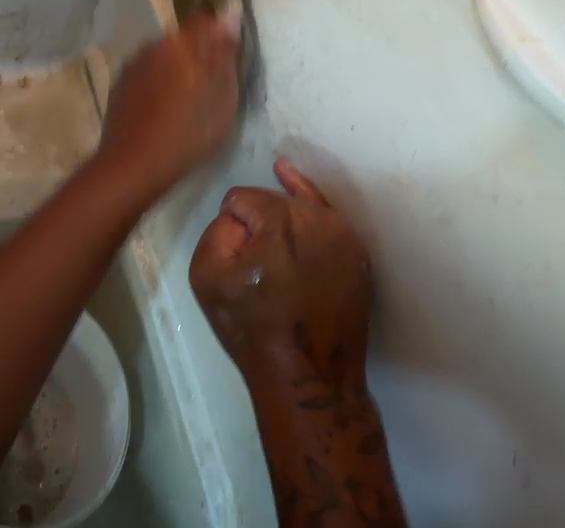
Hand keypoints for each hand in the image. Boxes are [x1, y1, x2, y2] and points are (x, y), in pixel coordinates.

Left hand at [92, 0, 243, 198]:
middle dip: (195, 55)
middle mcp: (152, 44)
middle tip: (207, 89)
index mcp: (181, 43)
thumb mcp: (222, 96)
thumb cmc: (188, 132)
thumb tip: (230, 7)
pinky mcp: (119, 84)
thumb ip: (225, 50)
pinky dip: (155, 85)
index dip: (218, 35)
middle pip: (181, 39)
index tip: (225, 60)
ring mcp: (132, 64)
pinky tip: (160, 111)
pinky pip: (146, 74)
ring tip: (183, 105)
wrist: (133, 164)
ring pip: (162, 57)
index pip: (205, 20)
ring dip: (174, 70)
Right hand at [189, 156, 373, 384]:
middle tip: (252, 261)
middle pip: (272, 197)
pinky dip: (312, 210)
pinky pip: (328, 220)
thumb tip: (239, 219)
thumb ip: (217, 229)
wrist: (308, 375)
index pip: (240, 198)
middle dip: (258, 219)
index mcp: (279, 220)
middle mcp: (316, 218)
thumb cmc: (253, 326)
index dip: (230, 223)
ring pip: (301, 204)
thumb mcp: (206, 275)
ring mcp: (343, 235)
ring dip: (283, 216)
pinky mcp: (358, 255)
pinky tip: (297, 190)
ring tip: (272, 225)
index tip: (235, 258)